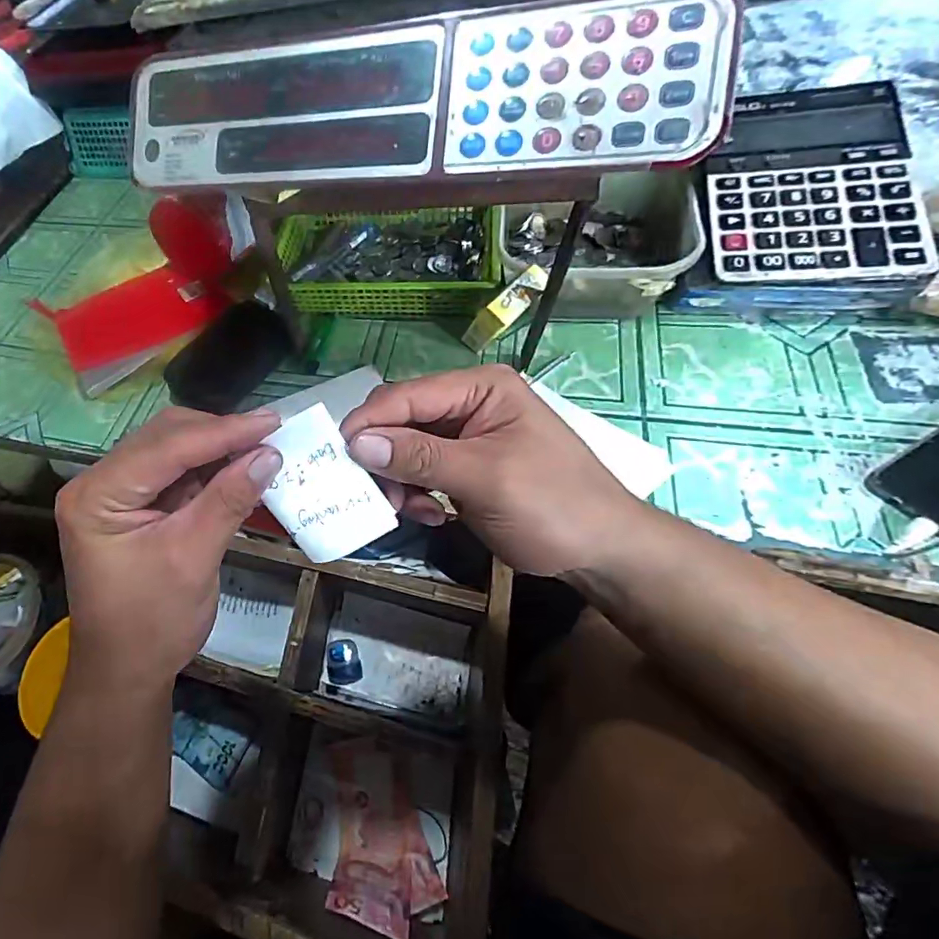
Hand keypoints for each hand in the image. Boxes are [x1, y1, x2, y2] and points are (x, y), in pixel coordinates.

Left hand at [56, 407, 281, 691]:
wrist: (126, 672)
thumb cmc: (151, 624)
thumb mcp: (193, 558)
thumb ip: (228, 500)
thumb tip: (269, 455)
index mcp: (97, 495)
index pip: (166, 447)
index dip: (223, 431)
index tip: (272, 421)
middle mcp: (100, 484)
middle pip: (166, 439)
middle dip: (220, 435)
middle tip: (272, 434)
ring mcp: (117, 494)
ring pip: (174, 451)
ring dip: (219, 449)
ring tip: (264, 447)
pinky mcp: (137, 506)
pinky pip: (178, 475)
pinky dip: (212, 470)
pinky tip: (242, 467)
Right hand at [340, 365, 643, 575]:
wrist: (601, 550)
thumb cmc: (553, 504)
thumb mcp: (484, 477)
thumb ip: (420, 456)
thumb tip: (357, 442)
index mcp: (481, 388)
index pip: (408, 395)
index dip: (370, 421)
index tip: (337, 453)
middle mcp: (470, 404)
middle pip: (402, 419)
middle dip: (384, 456)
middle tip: (375, 492)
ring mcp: (467, 436)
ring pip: (406, 449)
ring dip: (400, 480)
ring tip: (411, 510)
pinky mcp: (465, 467)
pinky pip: (422, 472)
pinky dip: (416, 493)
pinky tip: (433, 514)